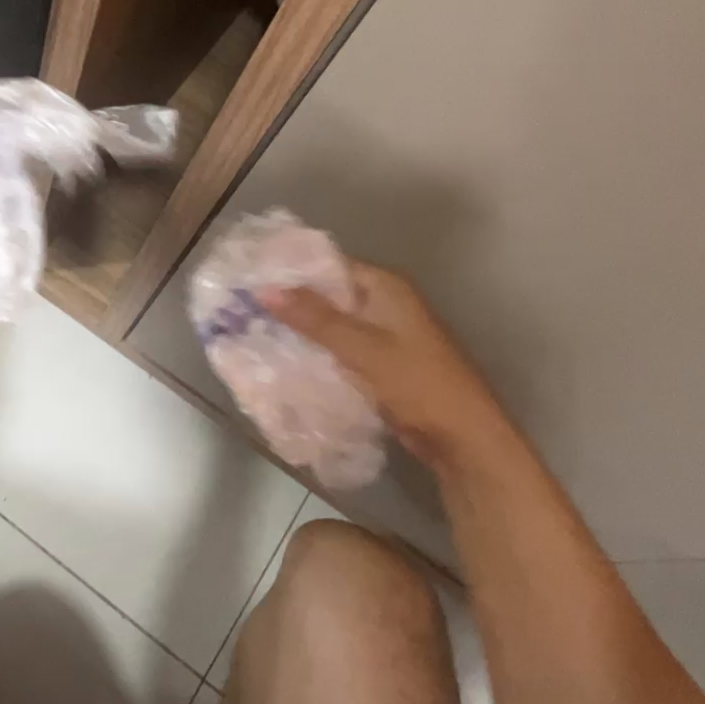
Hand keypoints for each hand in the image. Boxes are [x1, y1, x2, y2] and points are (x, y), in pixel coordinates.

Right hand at [260, 262, 526, 475]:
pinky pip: (337, 348)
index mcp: (385, 287)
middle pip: (327, 294)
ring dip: (299, 329)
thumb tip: (264, 289)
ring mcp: (382, 334)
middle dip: (288, 301)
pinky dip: (314, 351)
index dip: (290, 269)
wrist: (463, 438)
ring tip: (251, 331)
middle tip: (241, 307)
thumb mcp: (361, 347)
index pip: (329, 264)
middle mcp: (383, 303)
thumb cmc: (418, 384)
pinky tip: (282, 359)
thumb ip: (313, 318)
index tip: (249, 277)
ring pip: (330, 323)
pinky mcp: (379, 363)